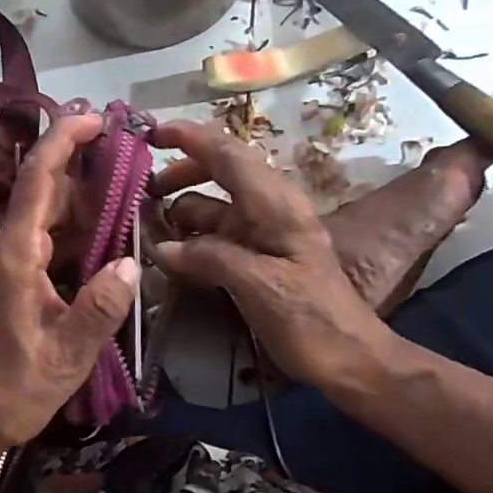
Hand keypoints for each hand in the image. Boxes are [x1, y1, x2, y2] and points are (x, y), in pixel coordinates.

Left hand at [0, 113, 139, 449]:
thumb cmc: (19, 384)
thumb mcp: (68, 354)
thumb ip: (99, 308)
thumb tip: (129, 264)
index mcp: (14, 255)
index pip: (37, 180)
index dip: (63, 141)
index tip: (96, 119)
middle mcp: (4, 244)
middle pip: (45, 188)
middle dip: (85, 168)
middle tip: (133, 162)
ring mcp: (5, 254)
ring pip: (47, 208)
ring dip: (85, 198)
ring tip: (128, 193)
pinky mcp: (11, 267)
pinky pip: (46, 230)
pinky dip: (76, 224)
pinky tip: (107, 231)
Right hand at [148, 120, 393, 391]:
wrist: (351, 361)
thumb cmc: (311, 320)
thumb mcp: (259, 286)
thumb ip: (208, 258)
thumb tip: (161, 247)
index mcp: (275, 205)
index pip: (228, 154)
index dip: (189, 137)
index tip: (149, 131)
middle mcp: (268, 208)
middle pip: (217, 172)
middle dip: (179, 173)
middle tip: (141, 190)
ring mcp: (262, 232)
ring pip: (212, 205)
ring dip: (180, 210)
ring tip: (145, 228)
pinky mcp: (256, 256)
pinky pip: (215, 234)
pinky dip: (190, 237)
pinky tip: (168, 254)